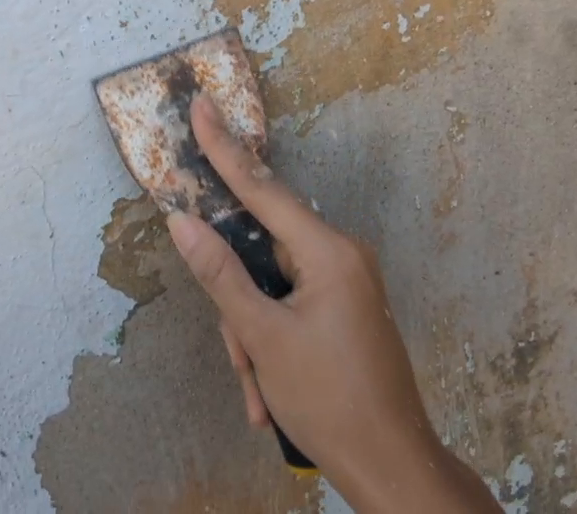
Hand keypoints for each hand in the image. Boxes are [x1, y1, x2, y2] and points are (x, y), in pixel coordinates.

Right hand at [168, 97, 497, 512]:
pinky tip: (270, 396)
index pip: (262, 187)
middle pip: (261, 252)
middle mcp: (340, 256)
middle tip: (243, 357)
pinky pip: (288, 306)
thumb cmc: (330, 399)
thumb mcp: (264, 338)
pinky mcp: (343, 308)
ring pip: (269, 287)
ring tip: (261, 392)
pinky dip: (270, 344)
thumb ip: (220, 274)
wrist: (394, 470)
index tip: (201, 105)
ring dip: (253, 337)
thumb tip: (182, 222)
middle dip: (239, 307)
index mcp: (327, 252)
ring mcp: (344, 283)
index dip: (224, 147)